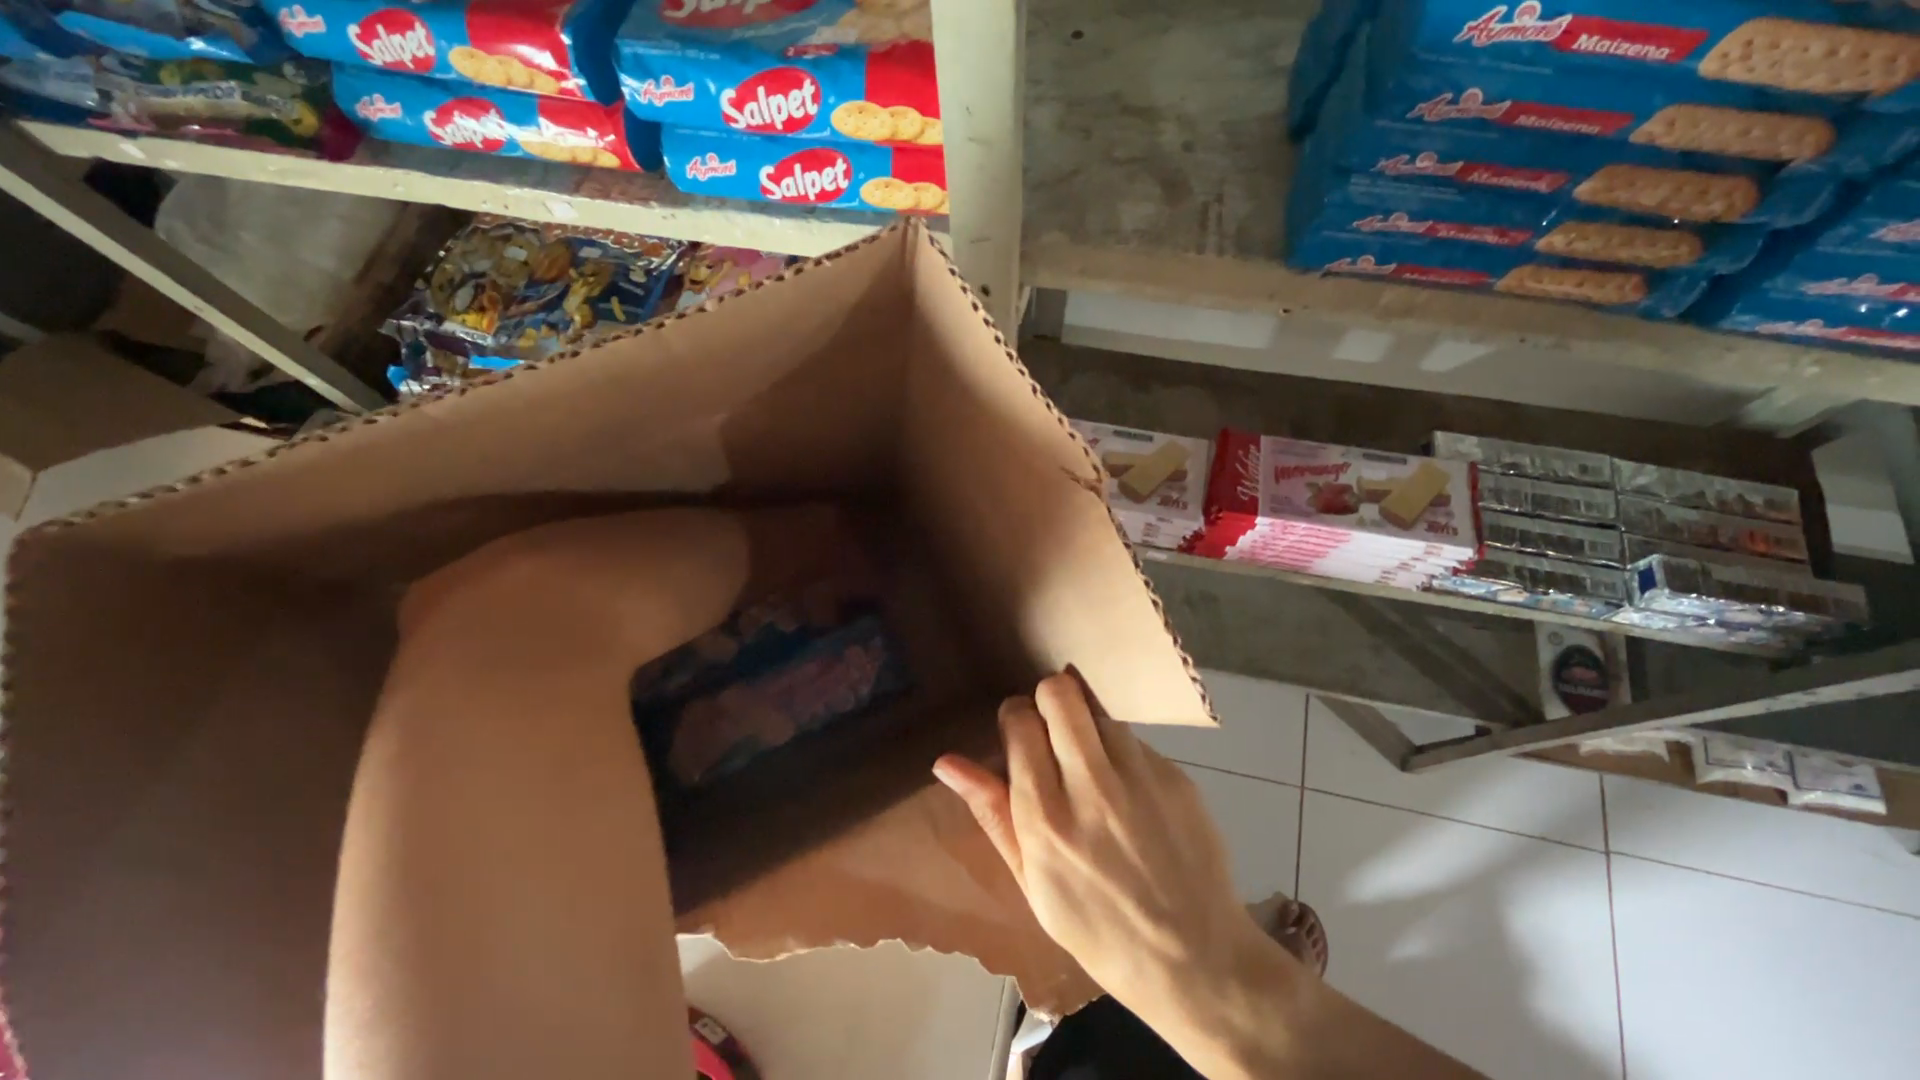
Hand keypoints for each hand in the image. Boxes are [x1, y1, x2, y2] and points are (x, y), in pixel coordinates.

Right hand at [932, 674, 1275, 1037]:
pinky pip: (1136, 740)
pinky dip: (1122, 752)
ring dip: (1086, 723)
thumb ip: (993, 813)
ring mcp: (1140, 778)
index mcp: (1045, 818)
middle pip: (1060, 694)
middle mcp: (1092, 787)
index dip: (1015, 718)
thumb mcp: (1031, 882)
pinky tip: (1128, 791)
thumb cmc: (1097, 929)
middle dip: (1047, 699)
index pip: (1020, 722)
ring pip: (1099, 710)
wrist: (1192, 957)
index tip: (1018, 735)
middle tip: (1050, 728)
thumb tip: (947, 762)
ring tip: (1090, 763)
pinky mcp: (1176, 777)